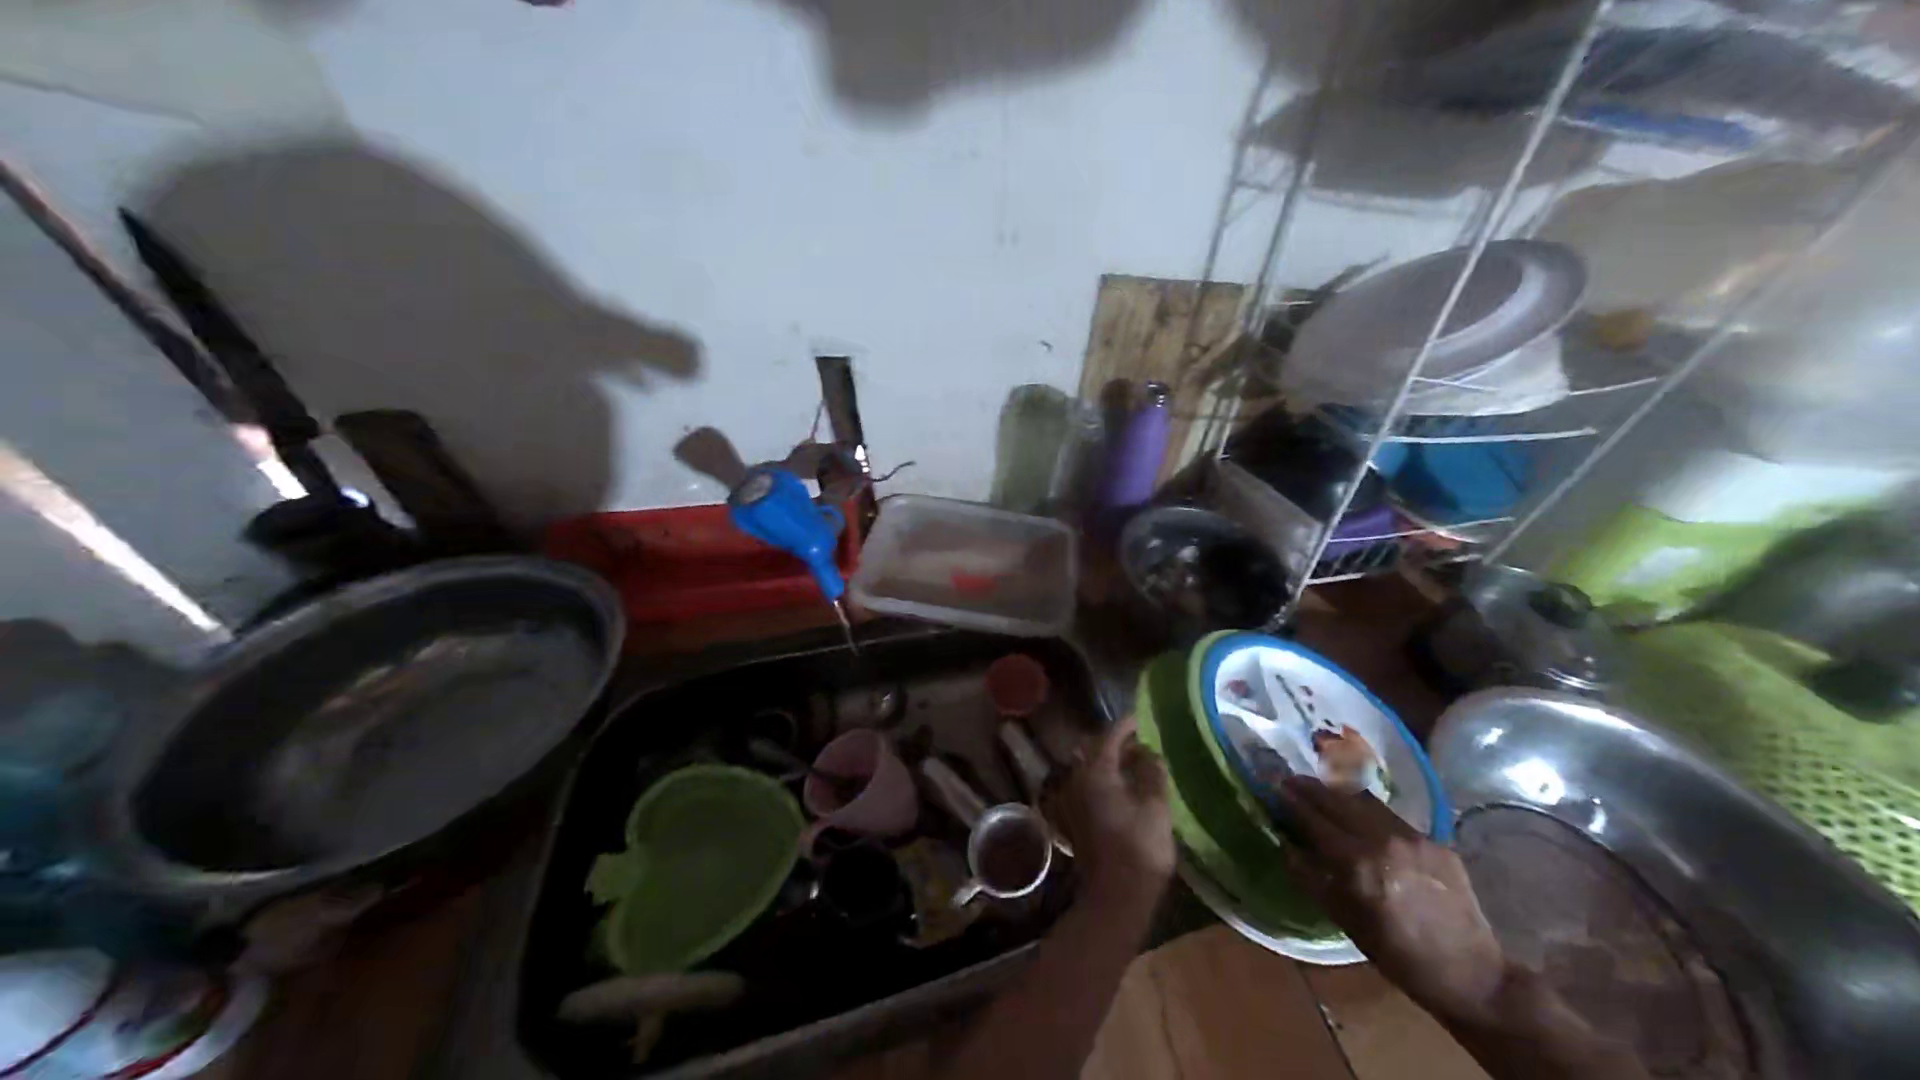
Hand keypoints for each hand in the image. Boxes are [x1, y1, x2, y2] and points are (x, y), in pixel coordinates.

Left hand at [1055, 717, 1174, 902]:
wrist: (1117, 894)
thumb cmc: (1140, 847)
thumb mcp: (1156, 805)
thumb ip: (1152, 772)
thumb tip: (1148, 752)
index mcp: (1096, 772)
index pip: (1110, 736)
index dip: (1127, 726)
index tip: (1143, 720)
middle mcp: (1077, 780)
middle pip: (1095, 750)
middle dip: (1116, 743)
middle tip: (1141, 742)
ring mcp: (1072, 800)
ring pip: (1090, 769)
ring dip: (1110, 762)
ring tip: (1136, 764)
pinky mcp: (1075, 818)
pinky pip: (1089, 787)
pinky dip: (1105, 780)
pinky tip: (1124, 788)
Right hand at [1277, 777, 1509, 1022]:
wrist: (1471, 975)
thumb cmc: (1396, 955)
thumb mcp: (1343, 919)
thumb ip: (1309, 876)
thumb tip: (1283, 842)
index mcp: (1358, 865)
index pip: (1313, 819)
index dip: (1288, 800)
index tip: (1270, 785)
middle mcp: (1384, 841)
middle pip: (1336, 800)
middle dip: (1308, 787)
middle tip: (1287, 779)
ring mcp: (1413, 837)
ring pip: (1364, 800)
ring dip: (1336, 790)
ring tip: (1318, 787)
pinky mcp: (1435, 840)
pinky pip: (1391, 816)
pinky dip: (1366, 809)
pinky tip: (1358, 813)